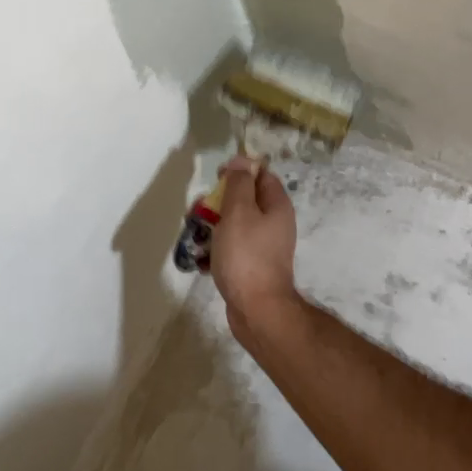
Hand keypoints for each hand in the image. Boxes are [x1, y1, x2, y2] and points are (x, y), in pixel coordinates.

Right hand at [210, 157, 298, 340]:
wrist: (257, 310)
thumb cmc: (246, 256)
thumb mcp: (239, 211)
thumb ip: (238, 183)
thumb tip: (241, 160)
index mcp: (276, 205)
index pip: (261, 175)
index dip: (239, 171)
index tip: (216, 178)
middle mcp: (274, 223)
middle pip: (244, 200)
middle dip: (218, 203)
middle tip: (198, 212)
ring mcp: (264, 247)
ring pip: (235, 225)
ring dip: (213, 227)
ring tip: (194, 236)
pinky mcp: (252, 266)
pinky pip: (232, 249)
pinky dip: (216, 251)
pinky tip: (201, 261)